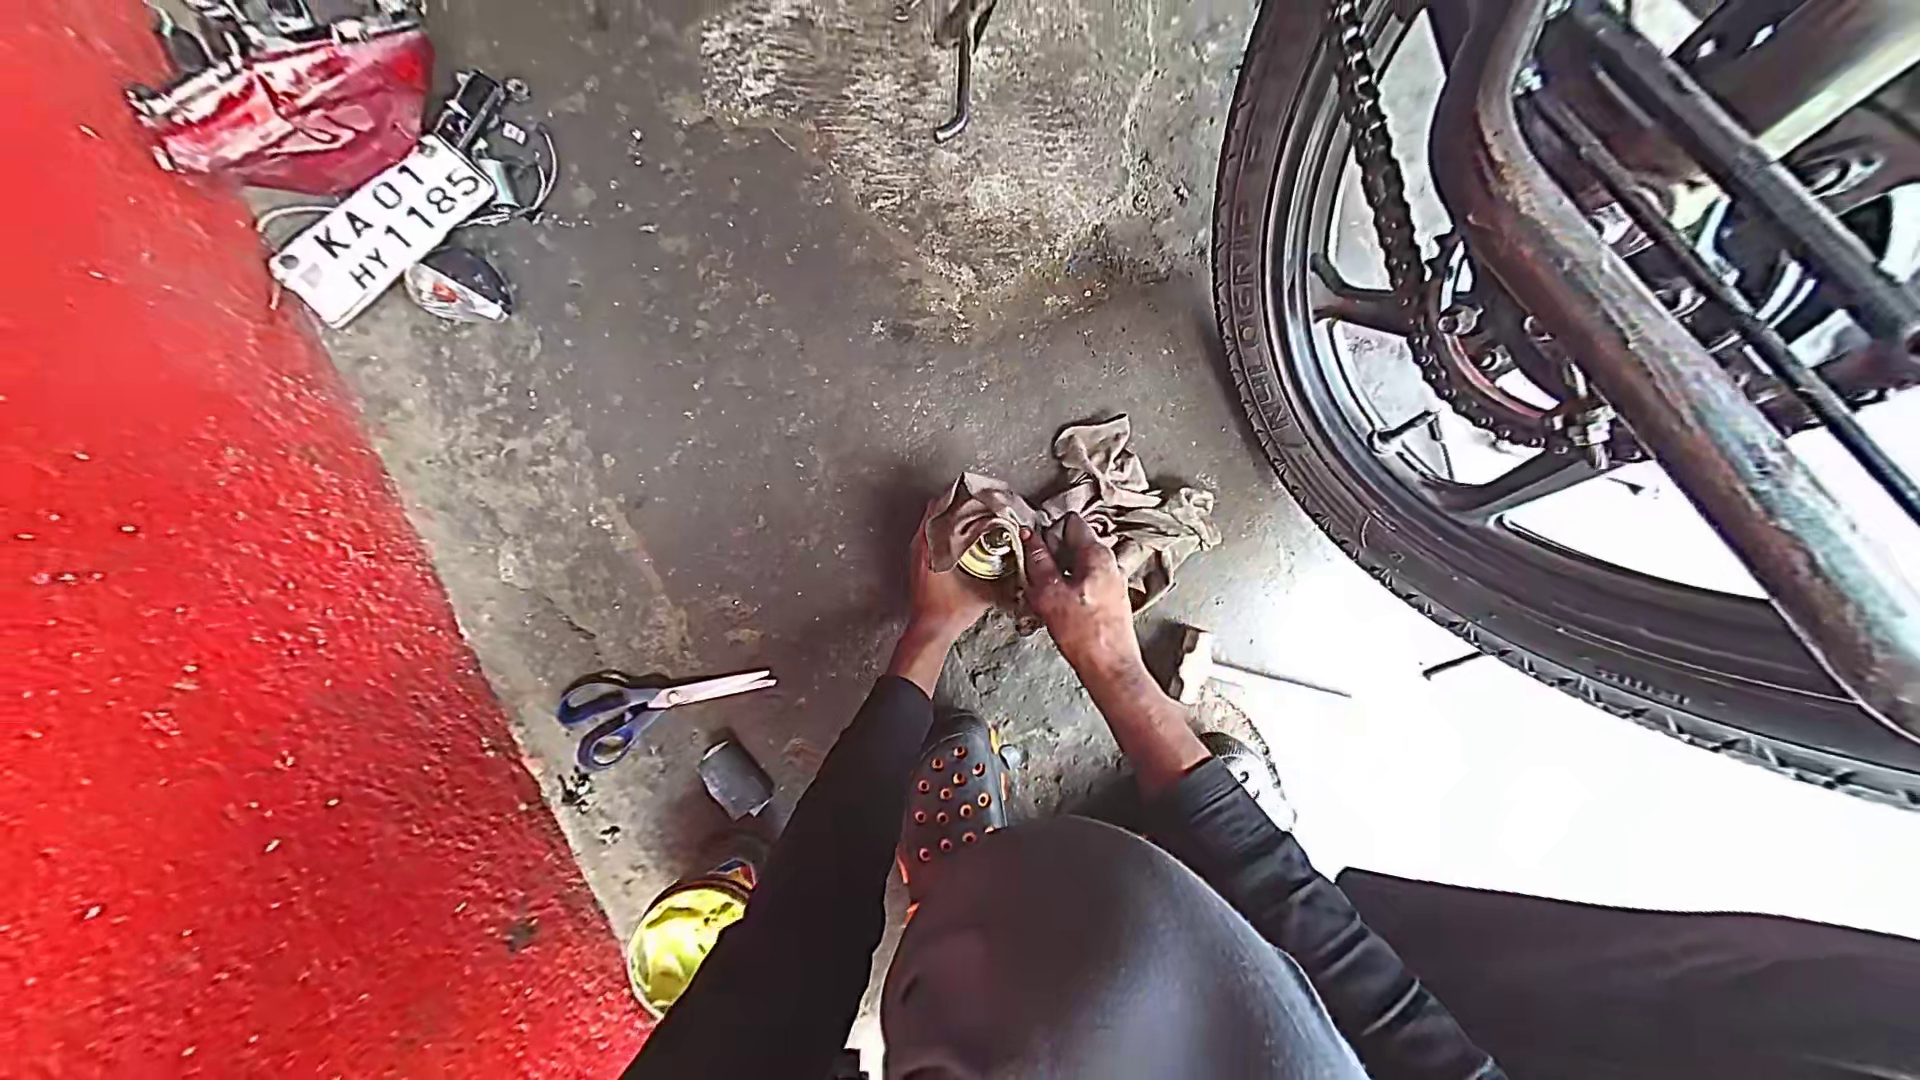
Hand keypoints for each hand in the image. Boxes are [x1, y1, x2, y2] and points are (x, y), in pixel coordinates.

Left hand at [906, 495, 994, 639]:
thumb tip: (1020, 565)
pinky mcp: (918, 562)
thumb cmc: (949, 612)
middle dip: (954, 502)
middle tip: (973, 497)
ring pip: (930, 522)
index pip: (940, 508)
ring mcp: (917, 554)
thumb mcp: (981, 592)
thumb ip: (1002, 578)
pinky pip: (928, 535)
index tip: (972, 489)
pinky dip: (942, 528)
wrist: (930, 629)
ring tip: (967, 511)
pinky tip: (957, 533)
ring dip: (947, 514)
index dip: (957, 496)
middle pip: (934, 510)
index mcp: (933, 548)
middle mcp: (921, 546)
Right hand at [1022, 513, 1146, 690]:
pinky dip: (1064, 589)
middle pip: (1071, 543)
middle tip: (1034, 575)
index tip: (1034, 549)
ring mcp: (1109, 581)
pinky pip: (1080, 583)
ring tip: (1041, 595)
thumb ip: (1038, 562)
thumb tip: (1029, 537)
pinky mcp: (1106, 599)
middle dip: (1049, 555)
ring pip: (1074, 565)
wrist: (1110, 668)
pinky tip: (1054, 608)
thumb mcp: (1050, 593)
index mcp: (1097, 554)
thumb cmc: (1086, 635)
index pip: (1070, 522)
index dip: (1048, 532)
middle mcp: (1108, 563)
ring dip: (1054, 575)